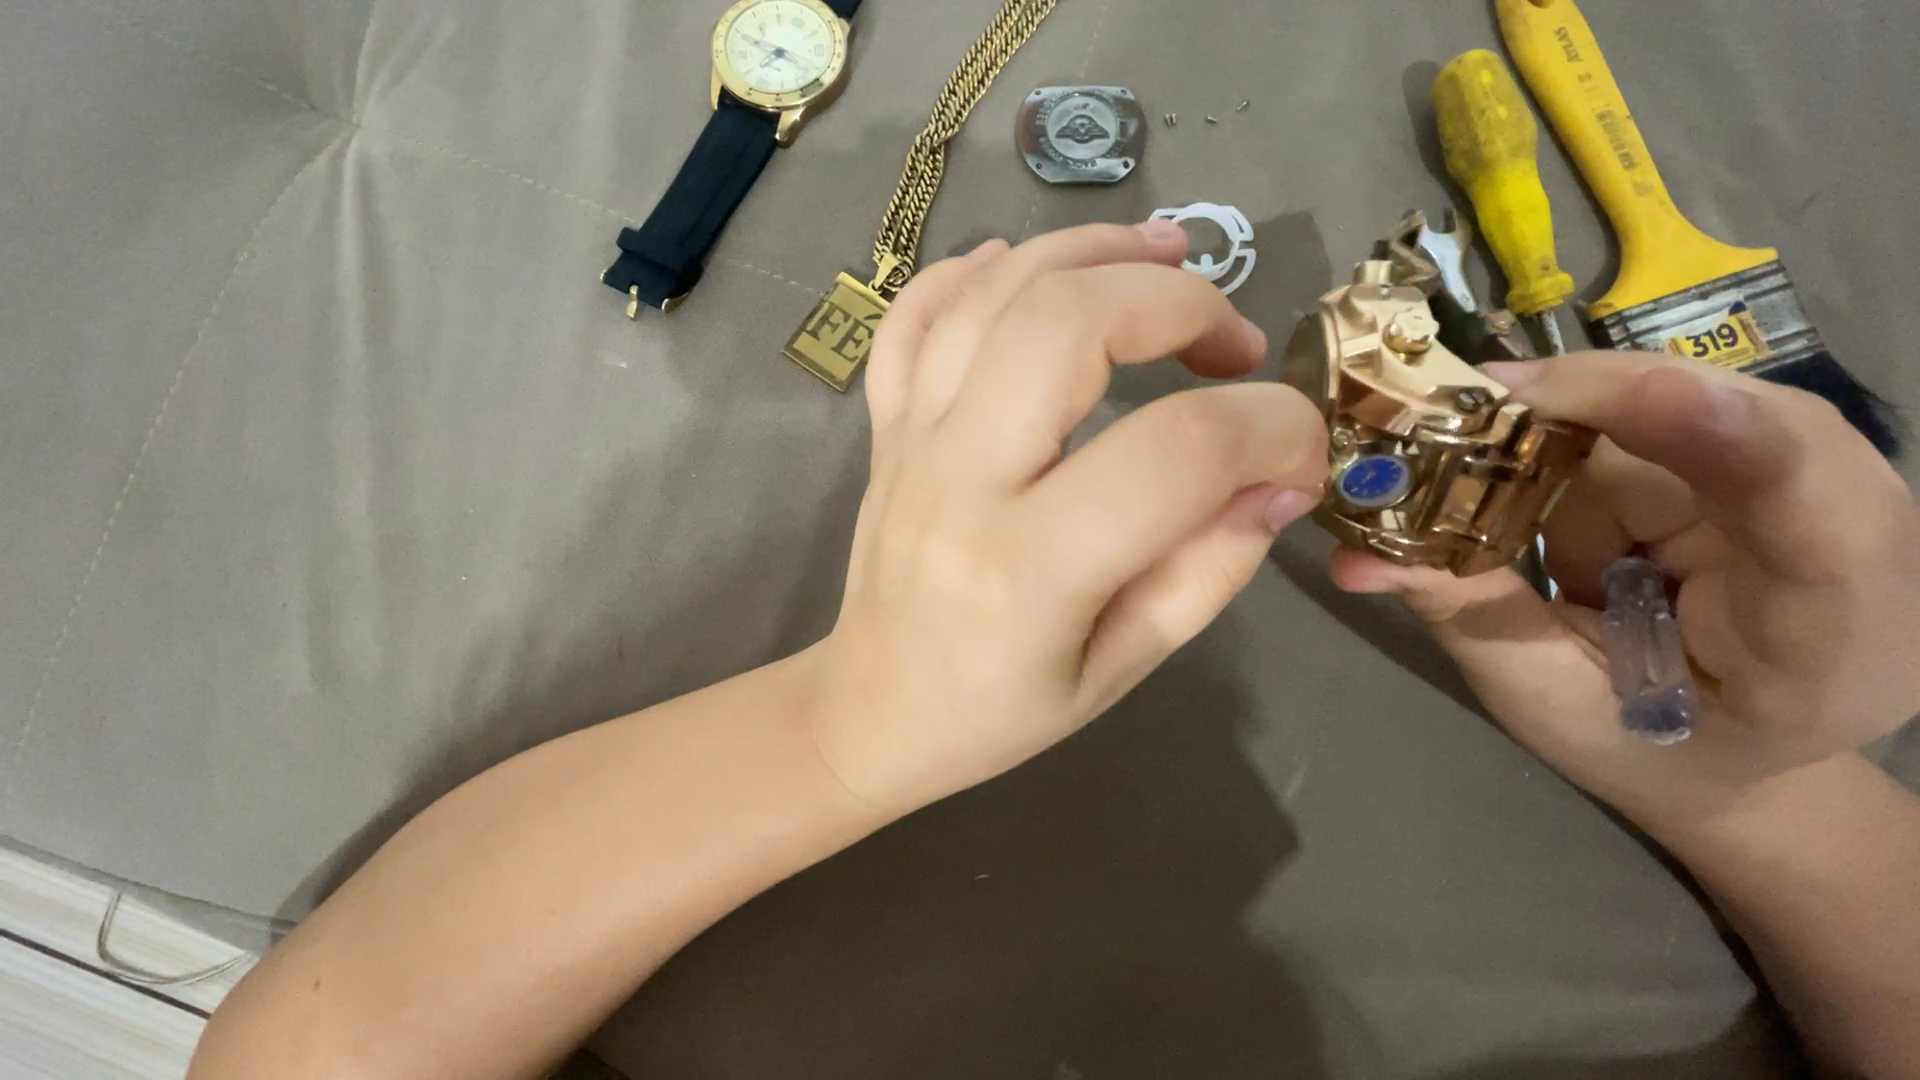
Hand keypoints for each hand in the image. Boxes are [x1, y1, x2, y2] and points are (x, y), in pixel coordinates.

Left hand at [807, 222, 1327, 817]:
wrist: (871, 710)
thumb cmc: (1000, 711)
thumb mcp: (1122, 667)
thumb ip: (1207, 570)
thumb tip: (1276, 480)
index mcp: (1030, 566)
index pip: (1177, 451)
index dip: (1271, 430)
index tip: (1297, 452)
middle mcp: (961, 481)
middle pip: (1067, 323)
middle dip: (1176, 304)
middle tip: (1229, 342)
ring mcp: (910, 442)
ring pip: (990, 294)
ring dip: (1088, 250)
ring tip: (1163, 254)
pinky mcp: (885, 428)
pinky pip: (914, 318)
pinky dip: (974, 270)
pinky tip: (1032, 266)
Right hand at [1333, 353, 1918, 836]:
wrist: (1722, 755)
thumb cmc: (1640, 744)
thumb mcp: (1542, 693)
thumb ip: (1466, 613)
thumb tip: (1353, 556)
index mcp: (1829, 644)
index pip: (1823, 528)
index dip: (1735, 442)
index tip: (1634, 393)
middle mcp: (1846, 544)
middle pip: (1748, 425)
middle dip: (1601, 405)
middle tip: (1472, 403)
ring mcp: (1804, 493)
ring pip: (1674, 411)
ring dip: (1564, 442)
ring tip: (1506, 509)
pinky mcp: (1747, 468)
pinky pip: (1647, 421)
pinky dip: (1565, 445)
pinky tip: (1536, 501)